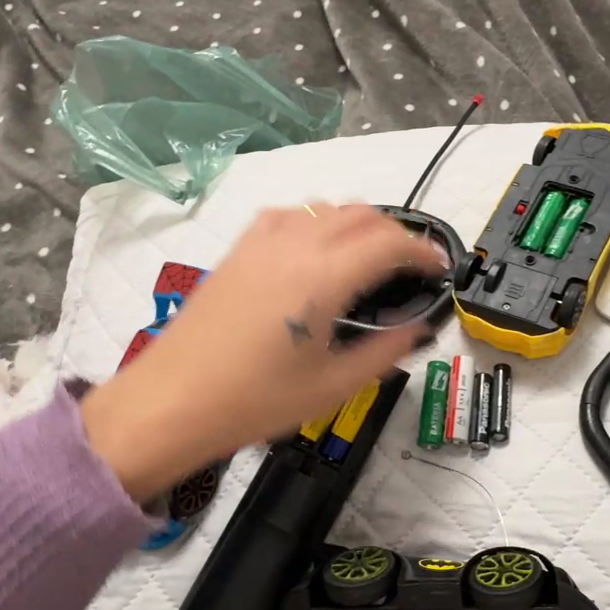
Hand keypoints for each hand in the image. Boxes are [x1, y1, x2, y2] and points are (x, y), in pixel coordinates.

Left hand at [80, 203, 448, 501]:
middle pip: (362, 214)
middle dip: (397, 233)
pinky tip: (318, 249)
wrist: (170, 402)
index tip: (440, 268)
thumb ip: (385, 351)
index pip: (389, 242)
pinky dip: (319, 221)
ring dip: (360, 222)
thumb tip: (418, 328)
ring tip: (372, 257)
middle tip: (411, 267)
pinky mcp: (239, 248)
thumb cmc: (253, 402)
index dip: (423, 250)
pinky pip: (291, 214)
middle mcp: (295, 244)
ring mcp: (262, 241)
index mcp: (323, 277)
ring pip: (327, 208)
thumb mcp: (332, 387)